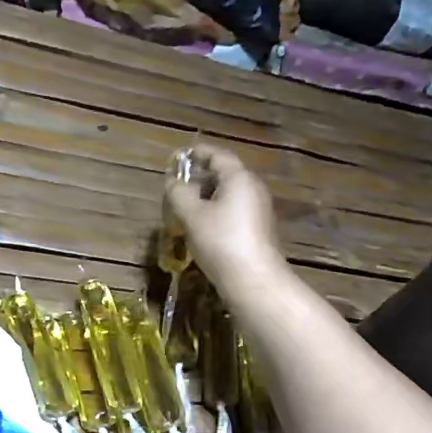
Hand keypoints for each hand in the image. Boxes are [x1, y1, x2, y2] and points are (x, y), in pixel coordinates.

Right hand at [165, 144, 287, 293]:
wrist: (253, 279)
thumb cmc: (220, 241)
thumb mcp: (192, 216)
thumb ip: (179, 194)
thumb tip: (173, 182)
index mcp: (238, 178)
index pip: (217, 155)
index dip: (198, 153)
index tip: (181, 156)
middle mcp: (253, 188)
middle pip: (224, 175)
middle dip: (200, 179)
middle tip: (178, 188)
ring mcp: (259, 210)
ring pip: (229, 196)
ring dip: (207, 199)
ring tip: (186, 211)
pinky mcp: (258, 230)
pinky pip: (234, 213)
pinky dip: (217, 214)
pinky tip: (203, 230)